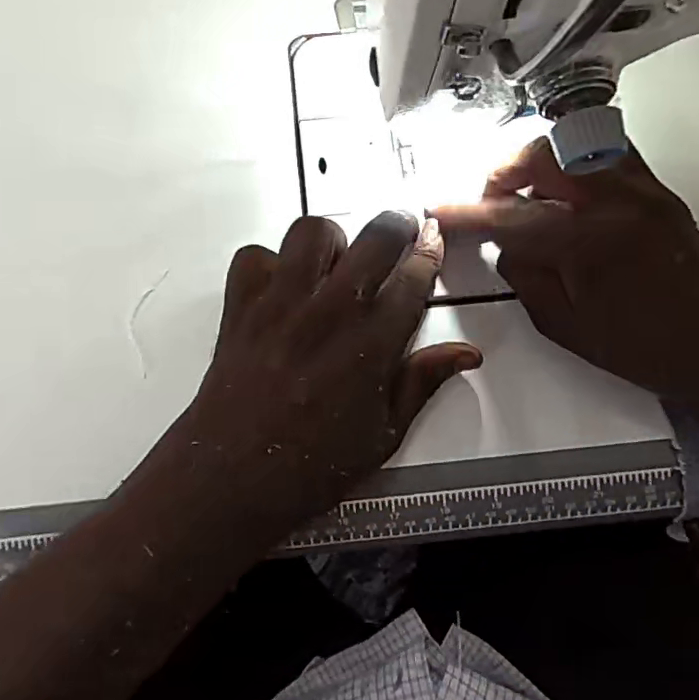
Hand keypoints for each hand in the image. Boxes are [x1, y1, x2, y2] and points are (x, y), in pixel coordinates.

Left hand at [160, 212, 481, 530]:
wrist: (233, 474)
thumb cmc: (311, 465)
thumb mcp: (382, 434)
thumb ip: (422, 383)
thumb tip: (465, 354)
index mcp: (371, 344)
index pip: (413, 277)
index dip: (428, 251)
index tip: (431, 237)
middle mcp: (328, 311)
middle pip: (374, 239)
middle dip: (394, 225)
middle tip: (397, 230)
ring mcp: (280, 302)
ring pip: (311, 232)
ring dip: (330, 240)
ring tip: (334, 261)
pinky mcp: (240, 304)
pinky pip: (254, 256)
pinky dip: (269, 263)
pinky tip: (280, 286)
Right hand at [432, 138, 698, 397]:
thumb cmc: (644, 347)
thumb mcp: (561, 323)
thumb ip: (523, 273)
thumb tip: (503, 241)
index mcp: (587, 243)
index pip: (507, 215)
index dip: (465, 212)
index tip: (440, 209)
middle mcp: (616, 204)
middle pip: (541, 154)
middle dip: (502, 171)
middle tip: (490, 199)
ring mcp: (641, 190)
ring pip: (575, 140)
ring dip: (537, 160)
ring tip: (527, 189)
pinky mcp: (657, 189)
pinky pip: (606, 149)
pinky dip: (574, 157)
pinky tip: (565, 186)